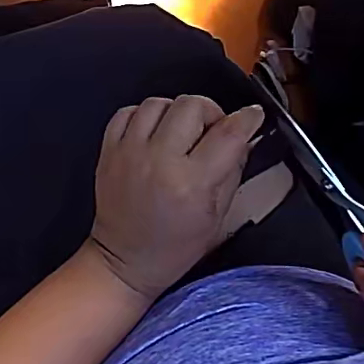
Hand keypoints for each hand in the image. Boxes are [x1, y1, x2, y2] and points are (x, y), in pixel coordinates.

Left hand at [90, 95, 264, 297]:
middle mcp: (159, 161)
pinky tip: (155, 134)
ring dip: (177, 113)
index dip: (248, 118)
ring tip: (182, 133)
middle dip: (211, 113)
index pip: (229, 133)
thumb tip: (242, 139)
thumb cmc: (173, 247)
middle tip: (212, 132)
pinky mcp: (109, 151)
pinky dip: (146, 116)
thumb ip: (232, 171)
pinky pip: (129, 111)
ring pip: (160, 102)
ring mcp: (130, 153)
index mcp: (192, 183)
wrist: (124, 260)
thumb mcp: (217, 216)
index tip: (253, 115)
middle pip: (192, 105)